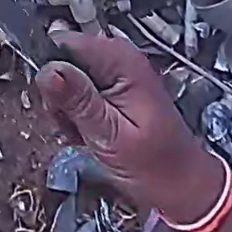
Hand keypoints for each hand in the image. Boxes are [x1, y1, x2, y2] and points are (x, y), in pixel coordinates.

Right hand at [35, 33, 226, 225]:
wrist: (185, 189)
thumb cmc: (155, 167)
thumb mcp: (111, 136)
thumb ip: (78, 101)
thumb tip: (47, 70)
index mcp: (120, 60)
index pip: (63, 43)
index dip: (52, 72)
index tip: (57, 105)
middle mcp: (116, 56)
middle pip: (62, 58)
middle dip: (58, 93)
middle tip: (72, 125)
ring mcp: (114, 70)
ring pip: (65, 75)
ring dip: (65, 106)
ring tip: (83, 132)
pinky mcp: (111, 85)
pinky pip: (77, 89)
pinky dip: (74, 111)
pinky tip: (87, 131)